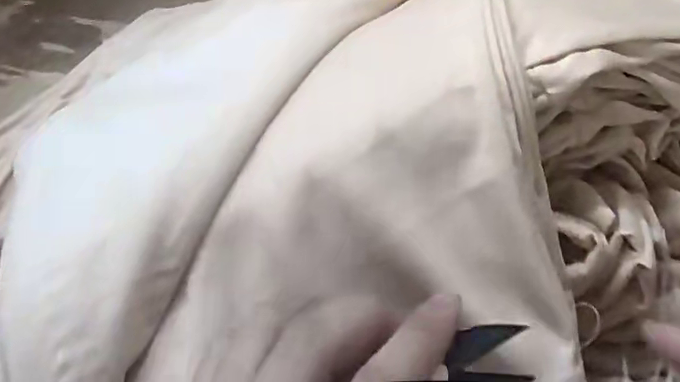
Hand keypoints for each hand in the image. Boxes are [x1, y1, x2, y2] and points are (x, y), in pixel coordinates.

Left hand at [253, 293, 460, 381]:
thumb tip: (433, 366)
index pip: (379, 381)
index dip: (419, 338)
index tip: (450, 304)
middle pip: (316, 333)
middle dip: (364, 316)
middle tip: (397, 328)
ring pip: (266, 321)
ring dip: (313, 317)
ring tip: (345, 335)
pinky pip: (229, 339)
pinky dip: (267, 331)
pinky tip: (293, 342)